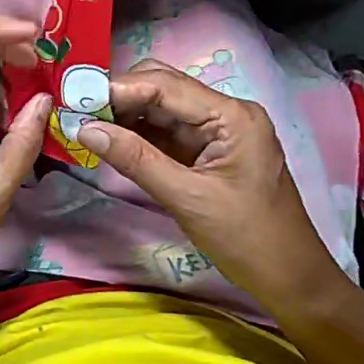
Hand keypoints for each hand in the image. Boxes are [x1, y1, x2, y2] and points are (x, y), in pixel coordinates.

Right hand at [76, 60, 340, 302]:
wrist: (289, 278)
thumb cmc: (246, 238)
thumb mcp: (186, 198)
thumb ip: (135, 159)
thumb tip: (85, 129)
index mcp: (231, 116)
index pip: (164, 85)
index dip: (117, 89)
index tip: (74, 100)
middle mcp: (224, 113)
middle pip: (161, 87)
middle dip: (118, 97)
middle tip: (76, 114)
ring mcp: (216, 131)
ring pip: (159, 109)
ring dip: (123, 116)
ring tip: (84, 126)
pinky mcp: (206, 151)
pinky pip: (164, 132)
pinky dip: (136, 135)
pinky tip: (110, 141)